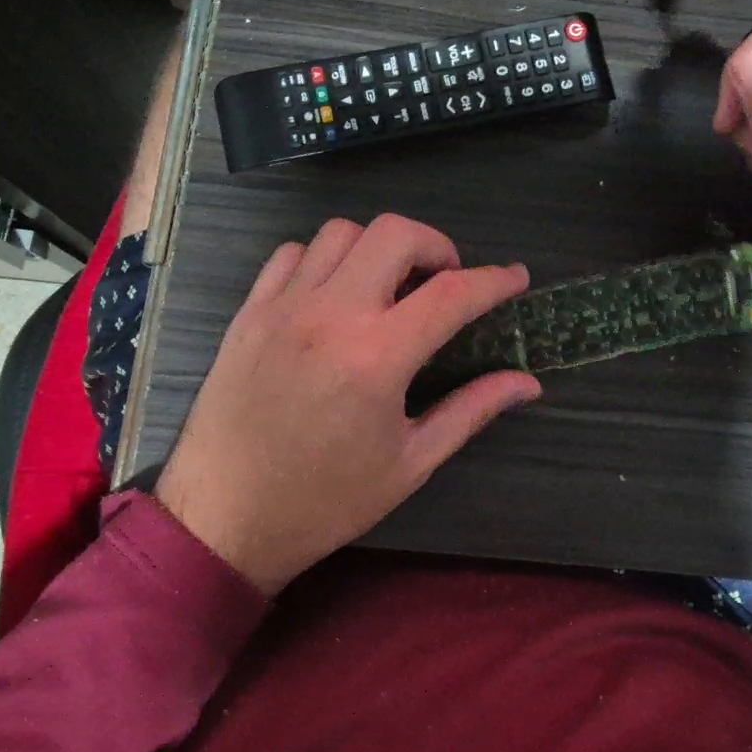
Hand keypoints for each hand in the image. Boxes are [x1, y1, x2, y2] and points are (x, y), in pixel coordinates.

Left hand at [154, 215, 540, 594]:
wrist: (224, 518)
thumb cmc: (326, 500)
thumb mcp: (411, 463)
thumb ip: (472, 411)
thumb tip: (528, 383)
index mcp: (377, 357)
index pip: (452, 294)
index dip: (495, 280)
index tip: (517, 279)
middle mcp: (330, 315)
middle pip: (395, 234)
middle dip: (437, 246)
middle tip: (446, 283)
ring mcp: (283, 307)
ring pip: (341, 234)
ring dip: (379, 249)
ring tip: (389, 288)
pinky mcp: (248, 313)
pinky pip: (292, 254)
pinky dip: (325, 260)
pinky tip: (334, 296)